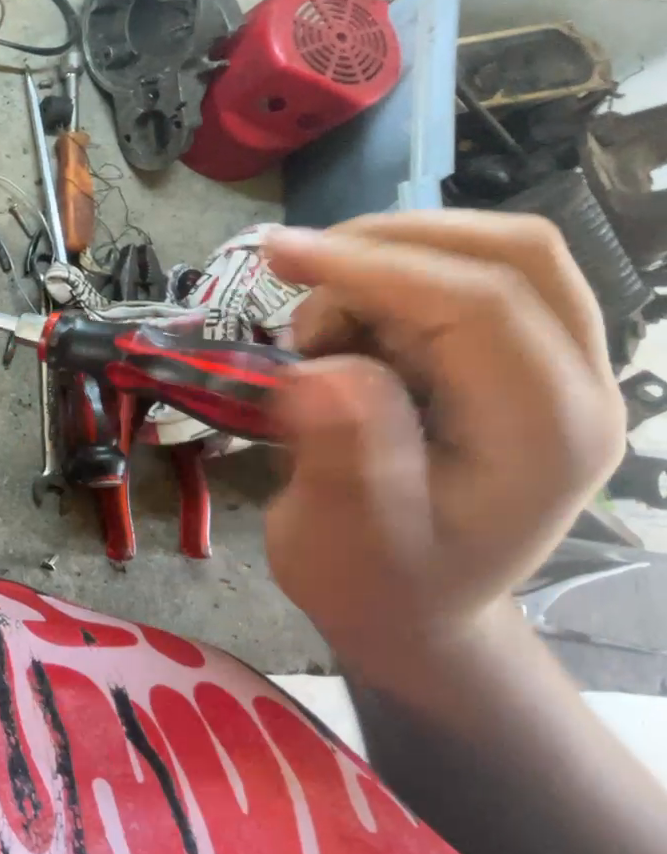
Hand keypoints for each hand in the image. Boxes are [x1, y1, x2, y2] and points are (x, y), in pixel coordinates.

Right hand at [261, 213, 624, 678]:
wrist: (414, 611)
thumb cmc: (372, 582)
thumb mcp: (343, 540)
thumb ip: (344, 460)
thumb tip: (323, 373)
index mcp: (543, 434)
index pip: (480, 303)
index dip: (375, 265)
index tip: (277, 256)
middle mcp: (575, 389)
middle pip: (515, 255)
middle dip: (390, 242)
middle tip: (294, 272)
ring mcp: (555, 373)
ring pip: (493, 257)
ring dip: (384, 265)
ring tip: (316, 333)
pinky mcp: (519, 366)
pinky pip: (468, 282)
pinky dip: (390, 283)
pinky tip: (343, 336)